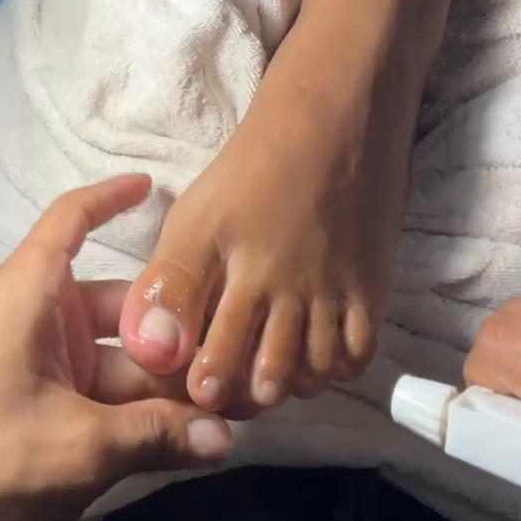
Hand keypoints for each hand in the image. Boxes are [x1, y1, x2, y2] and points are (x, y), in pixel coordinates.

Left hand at [0, 175, 231, 520]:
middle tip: (235, 358)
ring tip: (232, 409)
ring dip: (166, 385)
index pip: (71, 220)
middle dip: (174, 332)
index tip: (155, 186)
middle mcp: (39, 318)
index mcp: (30, 293)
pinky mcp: (45, 410)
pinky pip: (105, 397)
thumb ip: (153, 435)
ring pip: (119, 359)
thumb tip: (225, 434)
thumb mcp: (76, 445)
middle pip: (119, 305)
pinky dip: (143, 415)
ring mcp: (43, 366)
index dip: (110, 197)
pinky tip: (196, 438)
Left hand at [118, 9, 402, 413]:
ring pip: (315, 367)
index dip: (203, 381)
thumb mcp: (197, 218)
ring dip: (289, 384)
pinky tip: (318, 365)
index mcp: (243, 282)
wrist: (328, 122)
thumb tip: (150, 347)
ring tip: (269, 386)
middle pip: (270, 370)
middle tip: (229, 399)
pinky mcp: (370, 286)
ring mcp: (336, 295)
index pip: (220, 356)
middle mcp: (293, 299)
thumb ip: (174, 282)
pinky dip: (338, 367)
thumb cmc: (250, 168)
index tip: (190, 393)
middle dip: (244, 393)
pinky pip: (360, 349)